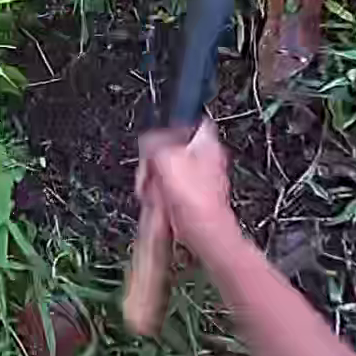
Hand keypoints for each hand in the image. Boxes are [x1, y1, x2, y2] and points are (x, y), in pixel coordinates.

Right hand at [136, 119, 236, 255]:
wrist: (205, 234)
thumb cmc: (194, 198)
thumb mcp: (164, 156)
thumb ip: (154, 141)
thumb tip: (148, 138)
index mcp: (206, 143)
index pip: (193, 121)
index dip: (173, 125)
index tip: (159, 133)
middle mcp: (208, 159)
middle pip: (172, 148)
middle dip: (155, 160)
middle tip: (153, 170)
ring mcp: (202, 180)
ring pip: (168, 170)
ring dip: (155, 180)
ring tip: (156, 191)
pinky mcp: (195, 198)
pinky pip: (170, 189)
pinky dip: (161, 195)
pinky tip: (160, 202)